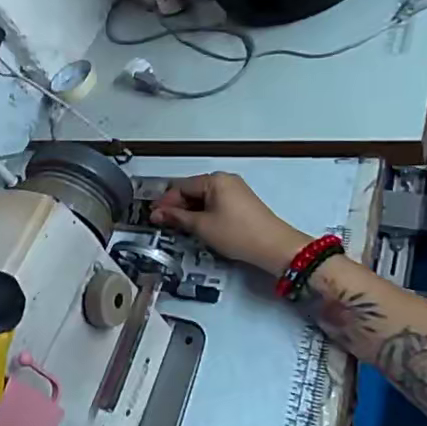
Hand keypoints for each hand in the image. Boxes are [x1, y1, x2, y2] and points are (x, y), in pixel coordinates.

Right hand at [150, 173, 310, 271]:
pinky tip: (198, 226)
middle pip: (193, 190)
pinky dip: (204, 213)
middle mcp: (225, 179)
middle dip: (177, 206)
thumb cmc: (235, 233)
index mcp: (215, 180)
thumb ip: (177, 218)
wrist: (273, 246)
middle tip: (162, 224)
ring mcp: (236, 190)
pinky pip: (216, 203)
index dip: (166, 201)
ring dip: (190, 211)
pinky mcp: (242, 202)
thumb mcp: (202, 226)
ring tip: (178, 228)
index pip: (181, 186)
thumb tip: (157, 214)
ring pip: (204, 198)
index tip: (153, 217)